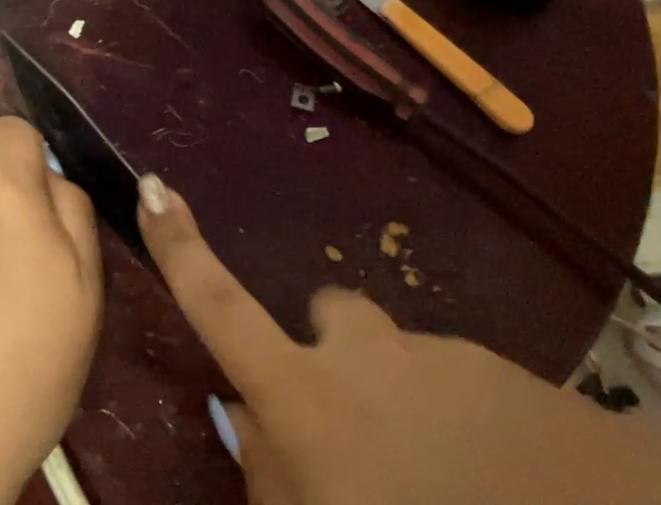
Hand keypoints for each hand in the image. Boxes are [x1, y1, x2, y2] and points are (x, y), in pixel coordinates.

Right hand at [135, 173, 660, 504]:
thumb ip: (273, 477)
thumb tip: (252, 425)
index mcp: (308, 394)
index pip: (219, 307)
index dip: (178, 247)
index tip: (151, 186)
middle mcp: (365, 353)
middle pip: (327, 318)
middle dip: (327, 356)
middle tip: (358, 437)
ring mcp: (442, 356)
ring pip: (398, 361)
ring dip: (402, 406)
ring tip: (444, 486)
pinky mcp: (510, 373)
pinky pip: (458, 384)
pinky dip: (461, 424)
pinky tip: (497, 485)